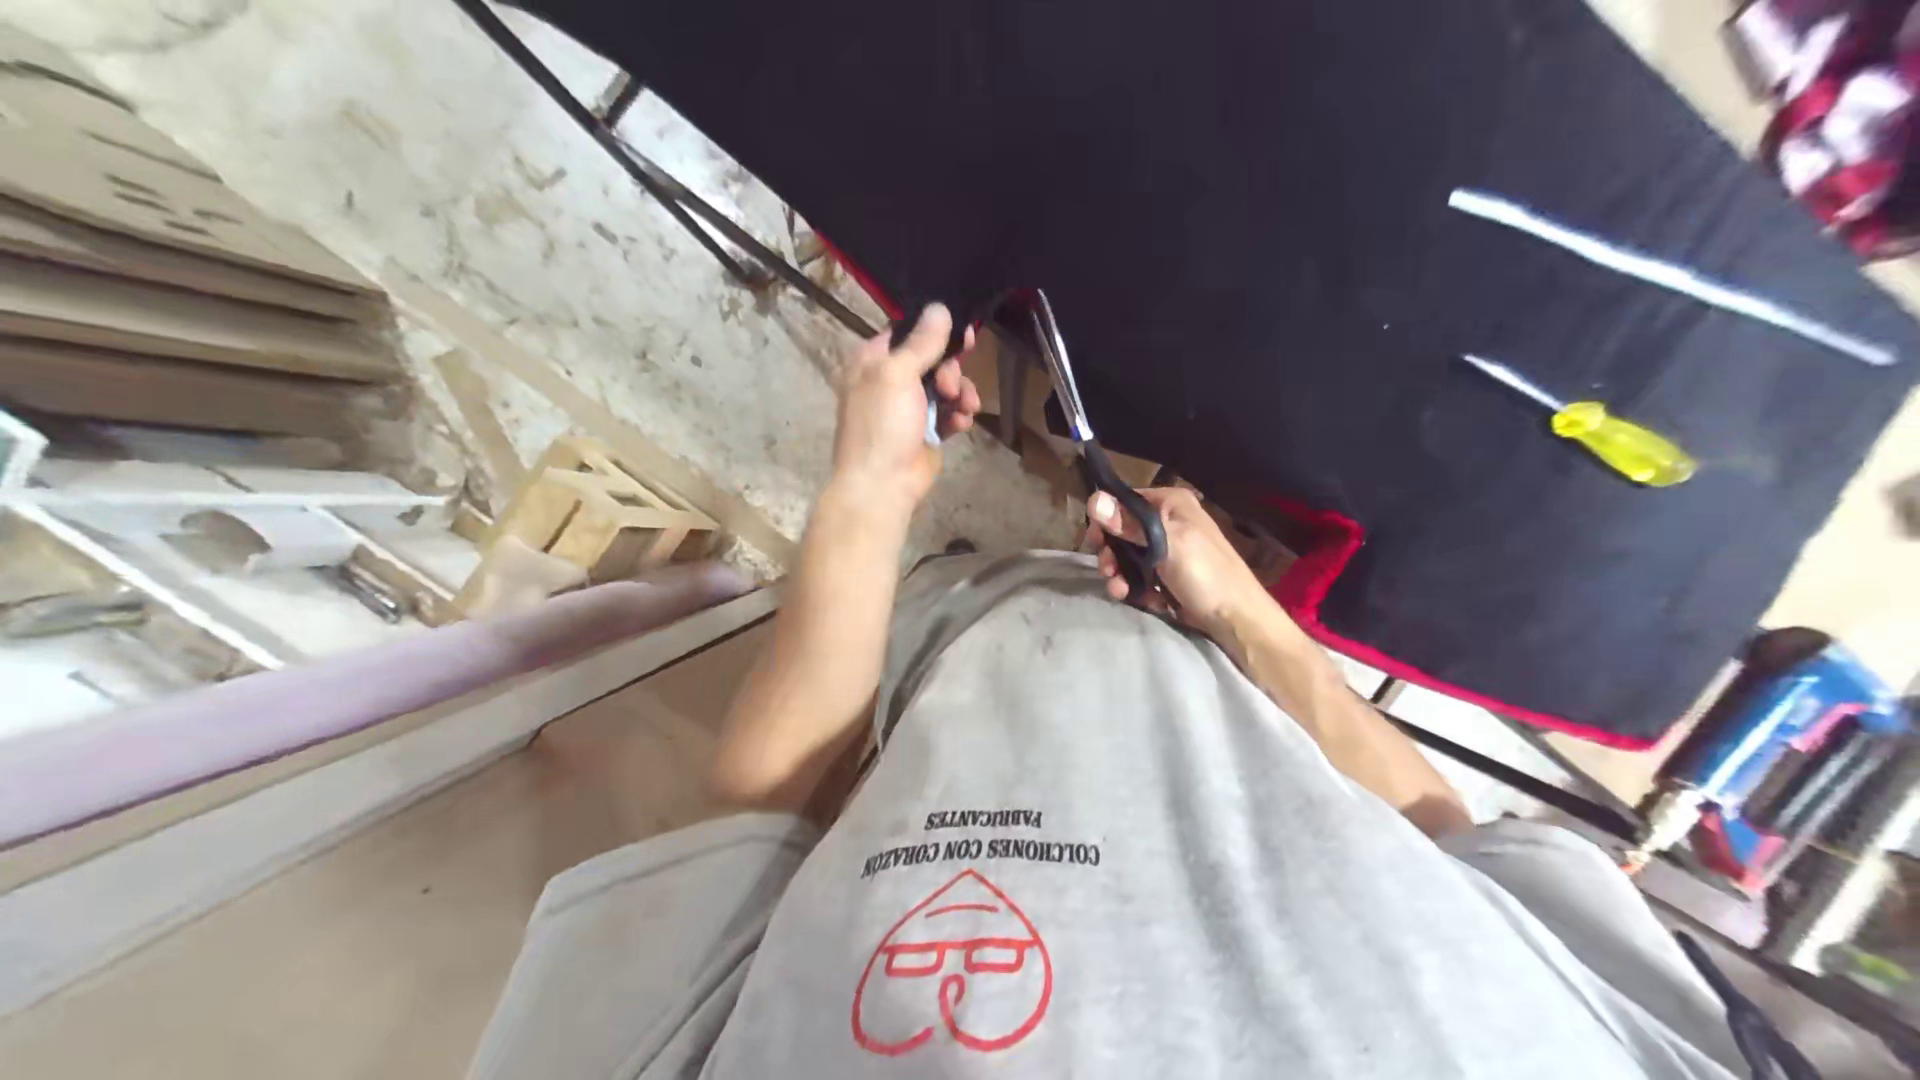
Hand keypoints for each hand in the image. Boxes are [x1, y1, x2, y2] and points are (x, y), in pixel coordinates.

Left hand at [830, 303, 980, 513]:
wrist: (882, 485)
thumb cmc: (882, 425)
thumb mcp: (897, 375)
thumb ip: (921, 342)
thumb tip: (939, 307)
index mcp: (872, 361)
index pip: (907, 332)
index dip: (936, 332)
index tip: (963, 336)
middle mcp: (889, 380)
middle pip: (932, 359)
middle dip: (950, 370)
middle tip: (950, 385)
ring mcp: (909, 407)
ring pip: (946, 385)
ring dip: (960, 393)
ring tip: (962, 408)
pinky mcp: (926, 430)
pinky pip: (950, 412)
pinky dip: (958, 415)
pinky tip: (961, 424)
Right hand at [1083, 486, 1277, 639]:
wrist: (1235, 618)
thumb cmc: (1206, 574)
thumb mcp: (1168, 544)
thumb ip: (1130, 524)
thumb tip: (1094, 500)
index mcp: (1171, 503)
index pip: (1125, 501)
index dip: (1106, 519)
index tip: (1095, 541)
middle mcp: (1168, 521)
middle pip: (1122, 530)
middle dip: (1111, 553)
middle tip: (1107, 571)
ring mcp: (1168, 549)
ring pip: (1127, 556)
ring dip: (1119, 574)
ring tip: (1119, 591)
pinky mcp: (1166, 574)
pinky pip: (1138, 576)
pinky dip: (1133, 587)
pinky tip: (1133, 598)